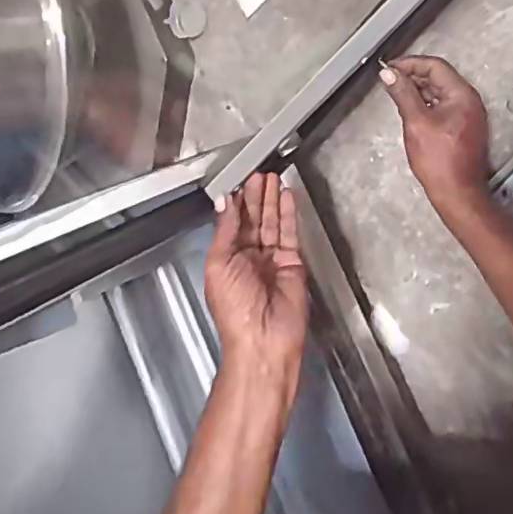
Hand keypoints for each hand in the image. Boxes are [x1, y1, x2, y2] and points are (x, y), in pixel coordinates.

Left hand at [205, 173, 307, 389]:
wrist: (263, 339)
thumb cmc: (235, 311)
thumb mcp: (219, 265)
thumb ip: (225, 230)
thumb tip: (224, 202)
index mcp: (227, 259)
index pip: (233, 223)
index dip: (236, 202)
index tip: (239, 181)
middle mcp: (249, 257)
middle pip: (254, 219)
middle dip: (256, 196)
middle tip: (259, 174)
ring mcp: (272, 259)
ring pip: (272, 221)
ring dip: (272, 199)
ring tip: (273, 177)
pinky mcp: (293, 262)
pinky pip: (290, 232)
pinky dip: (289, 213)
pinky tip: (287, 197)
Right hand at [380, 55, 491, 205]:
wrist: (458, 193)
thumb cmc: (438, 160)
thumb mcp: (416, 122)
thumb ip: (403, 93)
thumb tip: (388, 73)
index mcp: (462, 94)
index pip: (435, 66)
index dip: (410, 63)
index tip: (389, 69)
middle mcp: (470, 100)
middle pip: (440, 76)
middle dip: (414, 75)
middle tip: (390, 80)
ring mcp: (469, 113)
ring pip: (441, 91)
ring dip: (419, 89)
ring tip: (397, 93)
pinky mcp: (464, 126)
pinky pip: (445, 105)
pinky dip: (427, 103)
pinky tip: (411, 109)